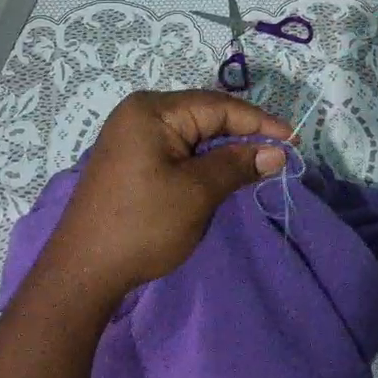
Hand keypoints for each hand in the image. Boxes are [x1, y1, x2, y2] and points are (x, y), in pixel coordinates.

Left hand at [42, 91, 290, 297]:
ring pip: (192, 134)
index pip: (217, 106)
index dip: (258, 122)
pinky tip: (223, 173)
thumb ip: (237, 165)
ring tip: (259, 163)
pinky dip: (203, 160)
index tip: (293, 140)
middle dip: (242, 134)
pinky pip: (176, 149)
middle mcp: (139, 114)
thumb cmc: (142, 225)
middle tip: (280, 152)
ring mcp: (131, 137)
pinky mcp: (130, 161)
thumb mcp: (197, 193)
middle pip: (204, 115)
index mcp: (152, 110)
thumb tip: (276, 151)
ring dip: (224, 149)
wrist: (84, 271)